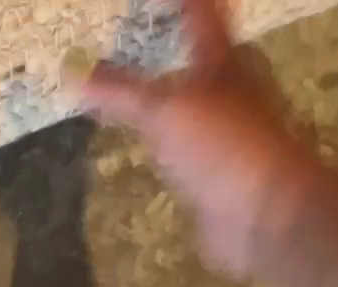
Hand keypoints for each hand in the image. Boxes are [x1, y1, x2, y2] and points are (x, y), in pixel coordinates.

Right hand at [67, 0, 324, 275]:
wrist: (264, 214)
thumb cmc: (223, 148)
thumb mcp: (164, 113)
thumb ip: (120, 93)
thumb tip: (73, 72)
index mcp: (223, 64)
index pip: (202, 16)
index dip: (185, 0)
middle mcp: (229, 93)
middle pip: (204, 58)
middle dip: (179, 44)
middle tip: (145, 35)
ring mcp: (224, 136)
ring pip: (192, 105)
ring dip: (170, 97)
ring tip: (135, 93)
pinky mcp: (215, 175)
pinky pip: (184, 149)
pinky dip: (165, 143)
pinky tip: (148, 151)